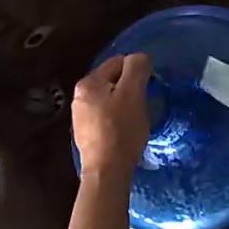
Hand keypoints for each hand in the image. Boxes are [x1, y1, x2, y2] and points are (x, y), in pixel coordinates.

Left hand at [71, 54, 152, 178]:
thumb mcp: (133, 93)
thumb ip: (137, 68)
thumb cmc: (122, 130)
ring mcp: (80, 116)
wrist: (107, 170)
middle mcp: (79, 96)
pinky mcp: (86, 133)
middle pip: (113, 81)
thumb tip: (140, 58)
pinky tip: (124, 132)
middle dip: (130, 89)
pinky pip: (106, 117)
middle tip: (143, 104)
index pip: (118, 62)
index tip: (149, 88)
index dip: (137, 72)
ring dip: (124, 105)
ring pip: (110, 99)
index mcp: (88, 82)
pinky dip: (117, 120)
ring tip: (135, 120)